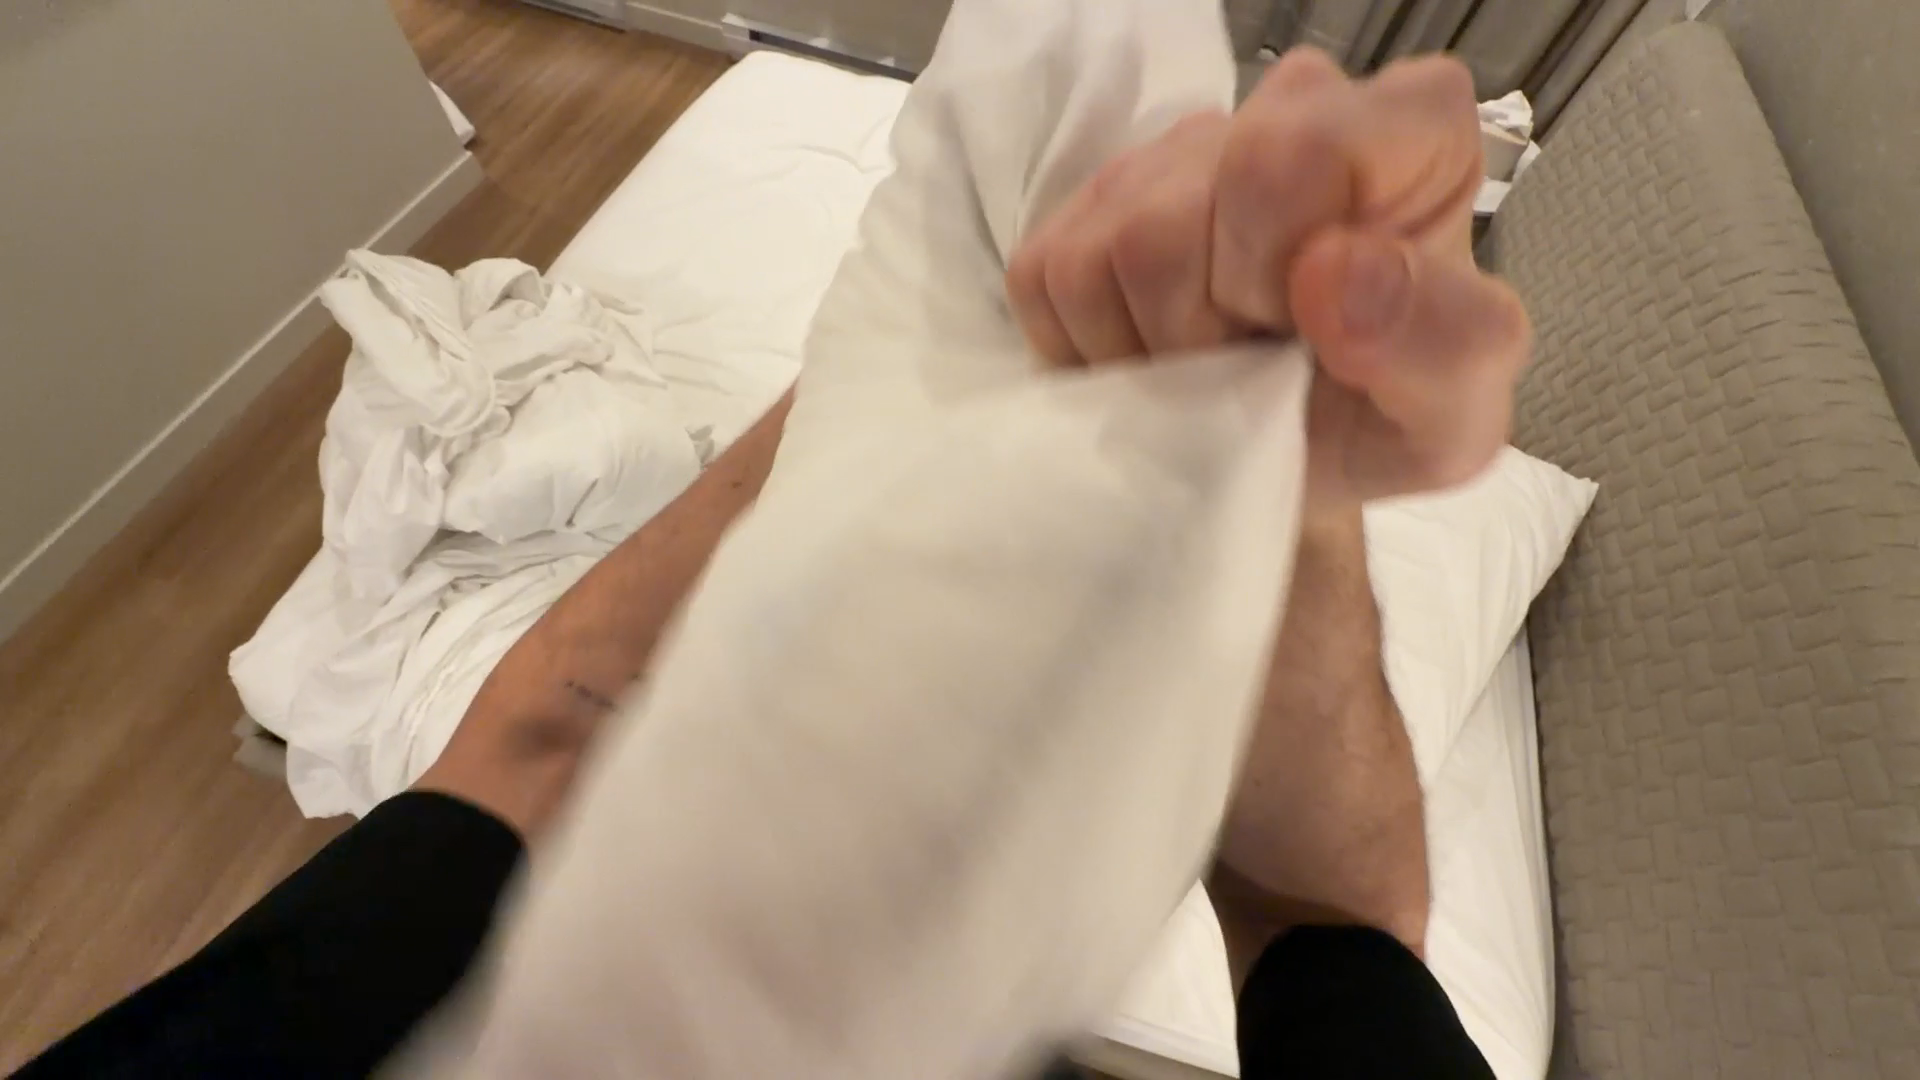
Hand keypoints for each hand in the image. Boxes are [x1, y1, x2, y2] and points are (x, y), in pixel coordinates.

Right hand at [1006, 48, 1531, 512]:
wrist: (1280, 456)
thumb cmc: (1365, 429)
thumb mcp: (1445, 427)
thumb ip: (1441, 345)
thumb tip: (1332, 272)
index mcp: (1401, 134)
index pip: (1287, 155)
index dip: (1261, 274)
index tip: (1286, 338)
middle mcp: (1274, 117)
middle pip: (1169, 217)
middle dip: (1190, 332)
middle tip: (1235, 372)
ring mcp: (1162, 161)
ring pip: (1099, 252)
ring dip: (1136, 350)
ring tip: (1191, 371)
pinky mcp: (1080, 214)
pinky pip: (1041, 279)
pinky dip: (1081, 349)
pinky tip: (1140, 357)